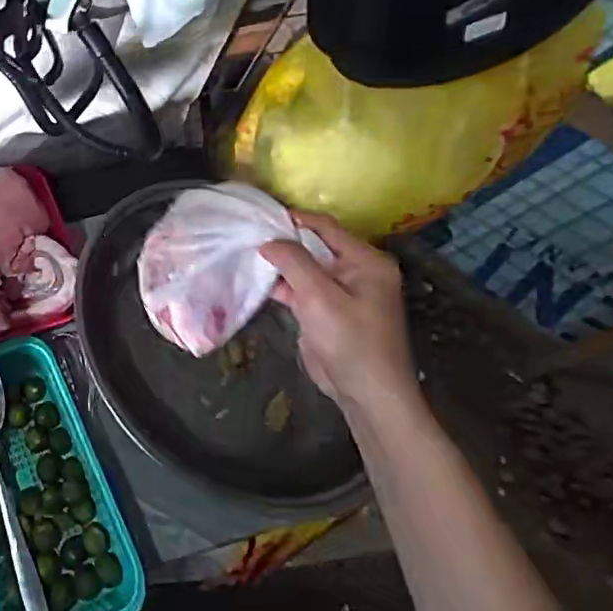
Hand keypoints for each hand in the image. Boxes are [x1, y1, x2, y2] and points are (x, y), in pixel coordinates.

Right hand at [259, 211, 417, 422]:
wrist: (367, 395)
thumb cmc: (350, 340)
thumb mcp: (319, 296)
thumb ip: (293, 261)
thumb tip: (268, 241)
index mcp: (366, 261)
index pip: (324, 227)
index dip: (293, 220)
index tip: (259, 217)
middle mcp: (356, 271)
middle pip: (314, 245)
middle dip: (283, 241)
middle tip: (248, 235)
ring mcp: (341, 292)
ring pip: (305, 267)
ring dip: (280, 264)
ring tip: (246, 253)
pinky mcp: (327, 310)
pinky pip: (301, 287)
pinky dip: (282, 284)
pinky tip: (256, 280)